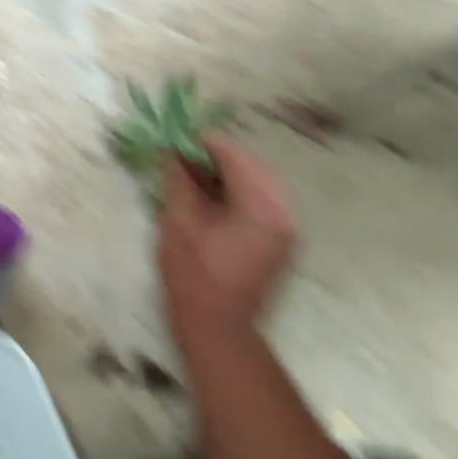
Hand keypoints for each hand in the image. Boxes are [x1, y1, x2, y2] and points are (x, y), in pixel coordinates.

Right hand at [158, 135, 295, 345]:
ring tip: (194, 170)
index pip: (237, 159)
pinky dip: (238, 189)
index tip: (176, 136)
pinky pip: (264, 200)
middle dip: (220, 154)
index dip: (205, 143)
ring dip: (230, 171)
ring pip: (262, 183)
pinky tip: (211, 193)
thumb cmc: (193, 271)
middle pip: (256, 168)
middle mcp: (284, 215)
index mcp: (262, 209)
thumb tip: (172, 152)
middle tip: (184, 152)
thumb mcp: (178, 220)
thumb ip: (179, 181)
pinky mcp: (279, 240)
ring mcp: (286, 229)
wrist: (217, 322)